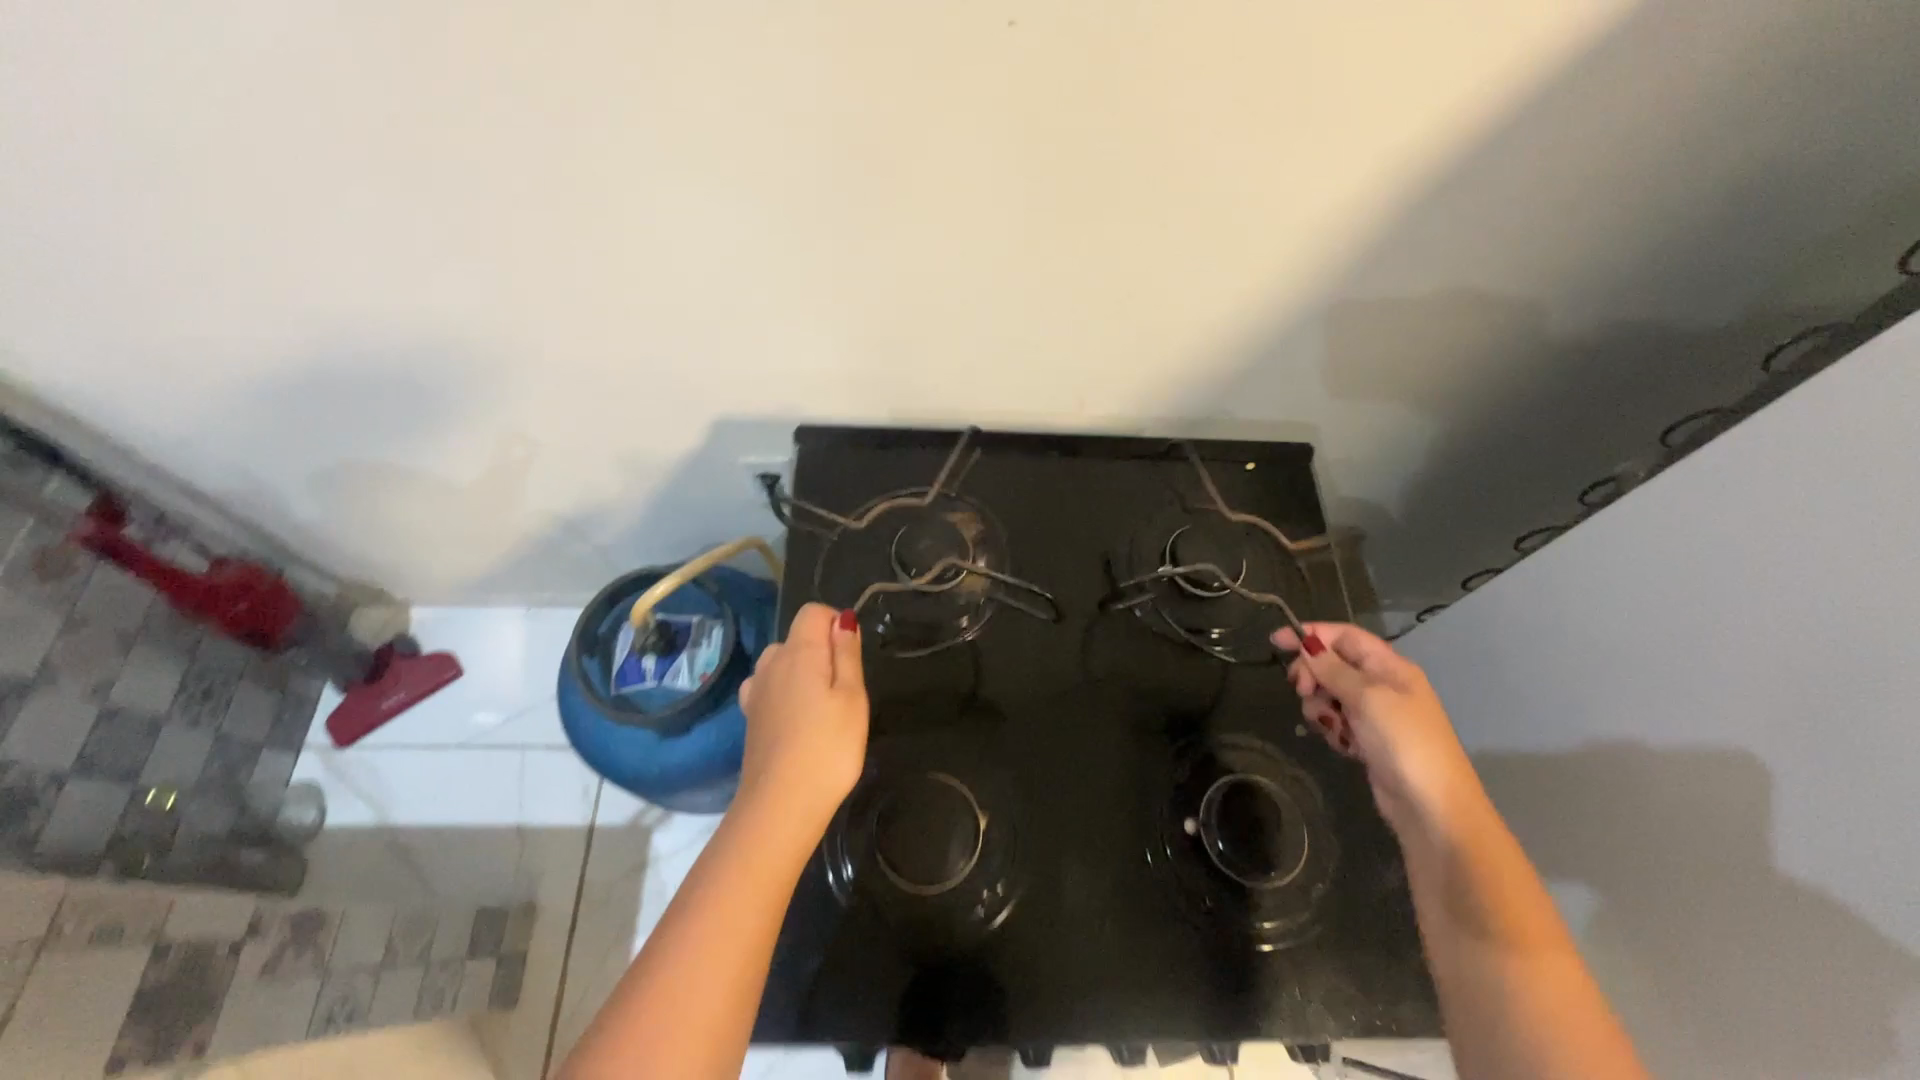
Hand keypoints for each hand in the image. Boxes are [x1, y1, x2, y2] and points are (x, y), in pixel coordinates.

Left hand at [736, 603, 869, 825]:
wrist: (781, 804)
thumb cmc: (829, 748)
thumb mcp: (853, 698)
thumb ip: (847, 654)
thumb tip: (843, 619)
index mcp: (798, 652)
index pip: (812, 612)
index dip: (836, 623)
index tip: (853, 656)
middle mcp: (770, 663)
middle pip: (797, 638)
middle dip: (822, 651)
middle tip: (845, 692)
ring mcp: (756, 691)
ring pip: (782, 664)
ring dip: (803, 674)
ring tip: (823, 710)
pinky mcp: (750, 717)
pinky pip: (770, 688)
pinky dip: (785, 693)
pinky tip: (797, 721)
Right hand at [1271, 622, 1486, 842]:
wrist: (1430, 804)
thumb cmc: (1404, 741)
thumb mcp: (1367, 697)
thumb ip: (1333, 669)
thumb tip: (1307, 644)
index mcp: (1389, 667)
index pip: (1344, 636)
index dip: (1311, 634)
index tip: (1276, 641)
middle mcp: (1382, 685)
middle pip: (1332, 664)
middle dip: (1313, 675)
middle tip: (1302, 691)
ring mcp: (1374, 714)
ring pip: (1329, 695)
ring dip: (1320, 707)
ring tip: (1332, 727)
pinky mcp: (1366, 739)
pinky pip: (1336, 722)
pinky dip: (1333, 730)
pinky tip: (1343, 744)